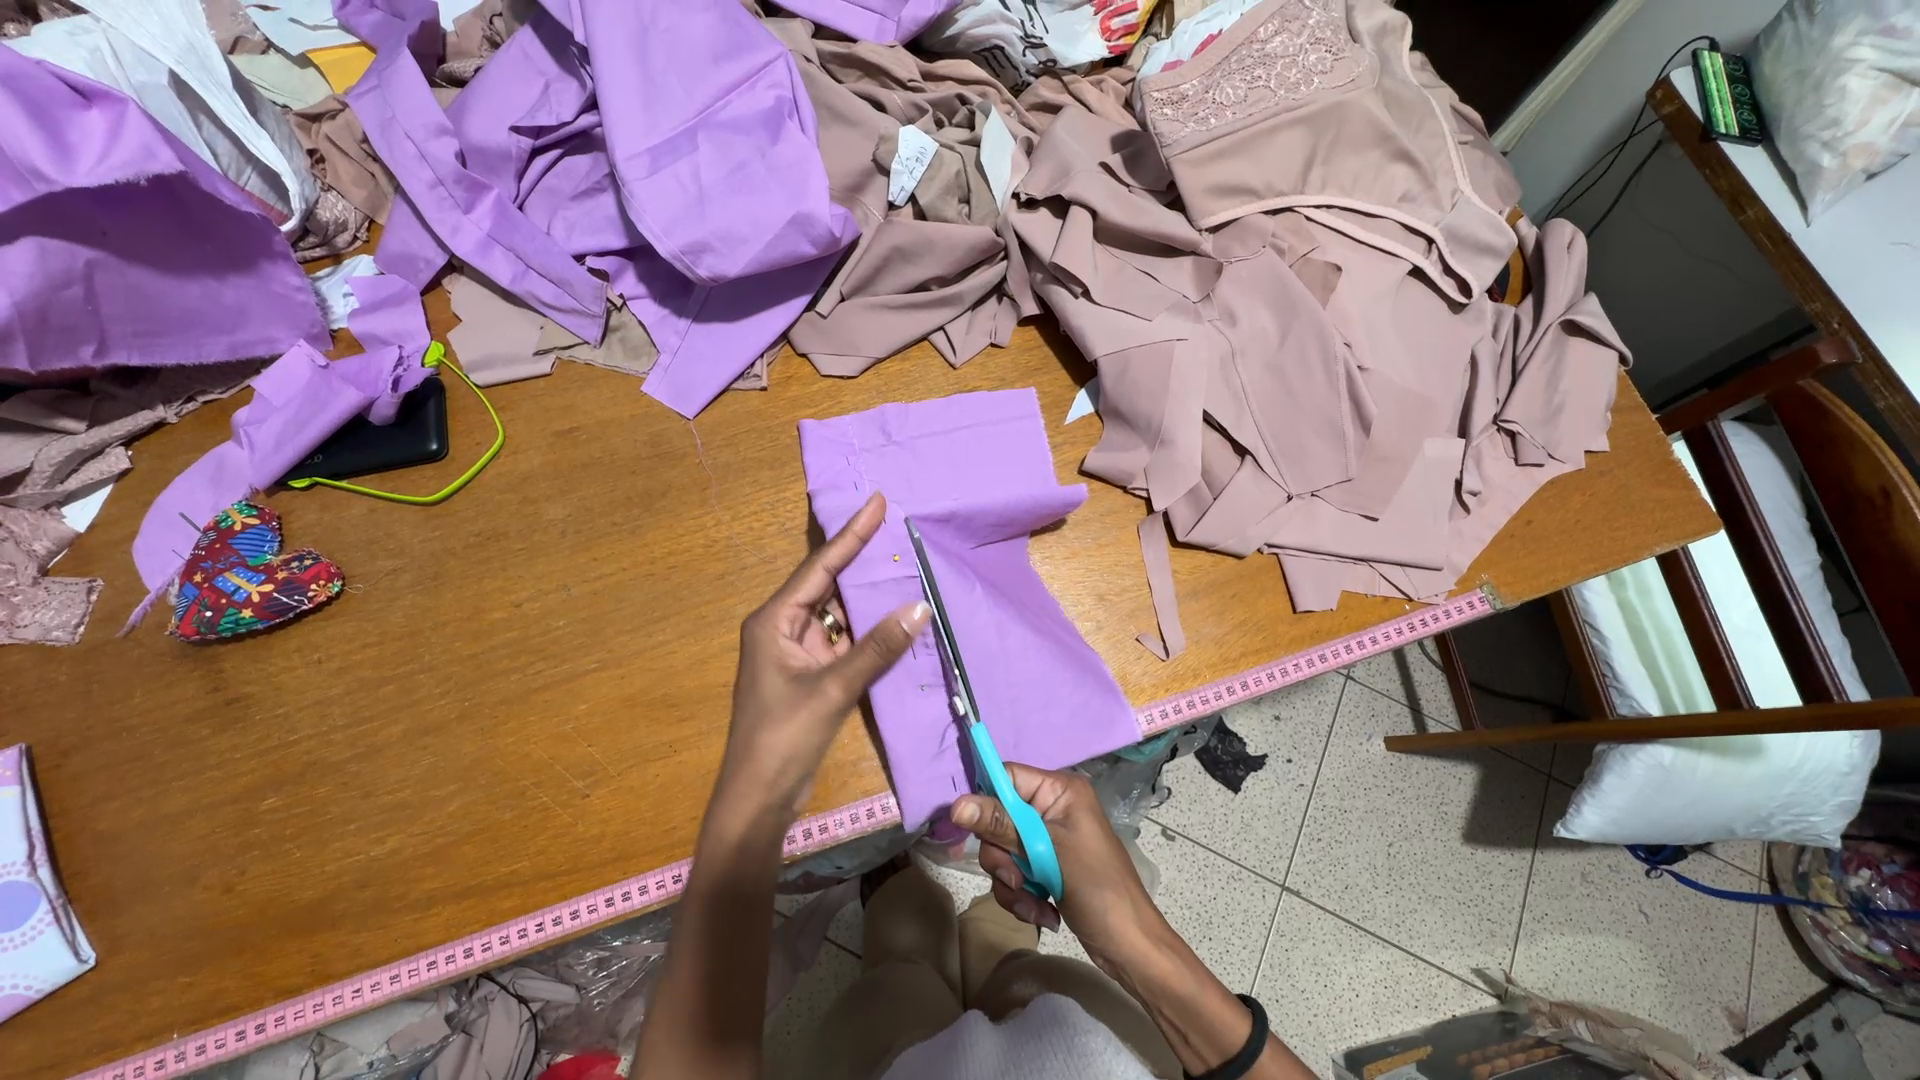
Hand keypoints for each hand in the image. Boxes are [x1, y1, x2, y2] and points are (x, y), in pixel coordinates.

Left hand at [718, 493, 929, 822]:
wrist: (758, 797)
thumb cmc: (784, 738)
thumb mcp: (833, 689)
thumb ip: (877, 648)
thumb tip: (919, 606)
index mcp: (773, 621)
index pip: (819, 567)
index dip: (851, 534)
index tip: (876, 501)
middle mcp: (782, 629)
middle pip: (827, 585)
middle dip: (860, 560)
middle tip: (895, 529)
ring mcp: (795, 654)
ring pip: (837, 615)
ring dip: (867, 599)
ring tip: (903, 568)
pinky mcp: (808, 677)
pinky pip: (842, 643)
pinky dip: (867, 634)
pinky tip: (894, 622)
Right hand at [951, 763, 1169, 978]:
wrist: (1129, 945)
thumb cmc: (1097, 888)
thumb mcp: (1047, 853)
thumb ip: (1001, 825)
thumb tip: (956, 804)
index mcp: (1060, 790)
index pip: (1006, 777)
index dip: (986, 802)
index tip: (974, 832)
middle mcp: (1052, 808)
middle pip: (998, 819)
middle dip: (1003, 857)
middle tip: (1017, 879)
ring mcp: (1048, 840)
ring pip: (1002, 851)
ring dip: (1012, 884)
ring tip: (1035, 905)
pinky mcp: (1046, 867)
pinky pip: (1014, 874)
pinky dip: (1022, 896)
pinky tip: (1044, 913)